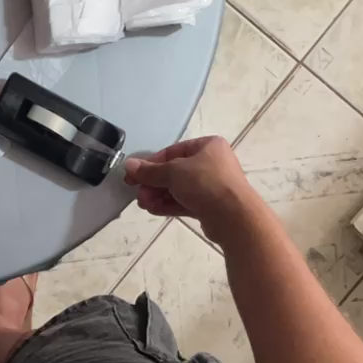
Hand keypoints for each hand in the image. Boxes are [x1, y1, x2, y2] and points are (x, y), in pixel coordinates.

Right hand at [123, 136, 266, 243]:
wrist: (233, 216)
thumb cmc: (205, 183)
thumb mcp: (173, 172)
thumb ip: (149, 171)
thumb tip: (129, 165)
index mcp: (207, 146)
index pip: (172, 152)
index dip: (151, 164)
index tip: (134, 175)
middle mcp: (211, 164)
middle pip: (174, 172)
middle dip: (153, 184)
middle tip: (138, 193)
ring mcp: (211, 186)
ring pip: (178, 189)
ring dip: (158, 196)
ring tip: (143, 204)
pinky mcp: (209, 206)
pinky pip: (185, 202)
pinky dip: (169, 205)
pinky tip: (153, 209)